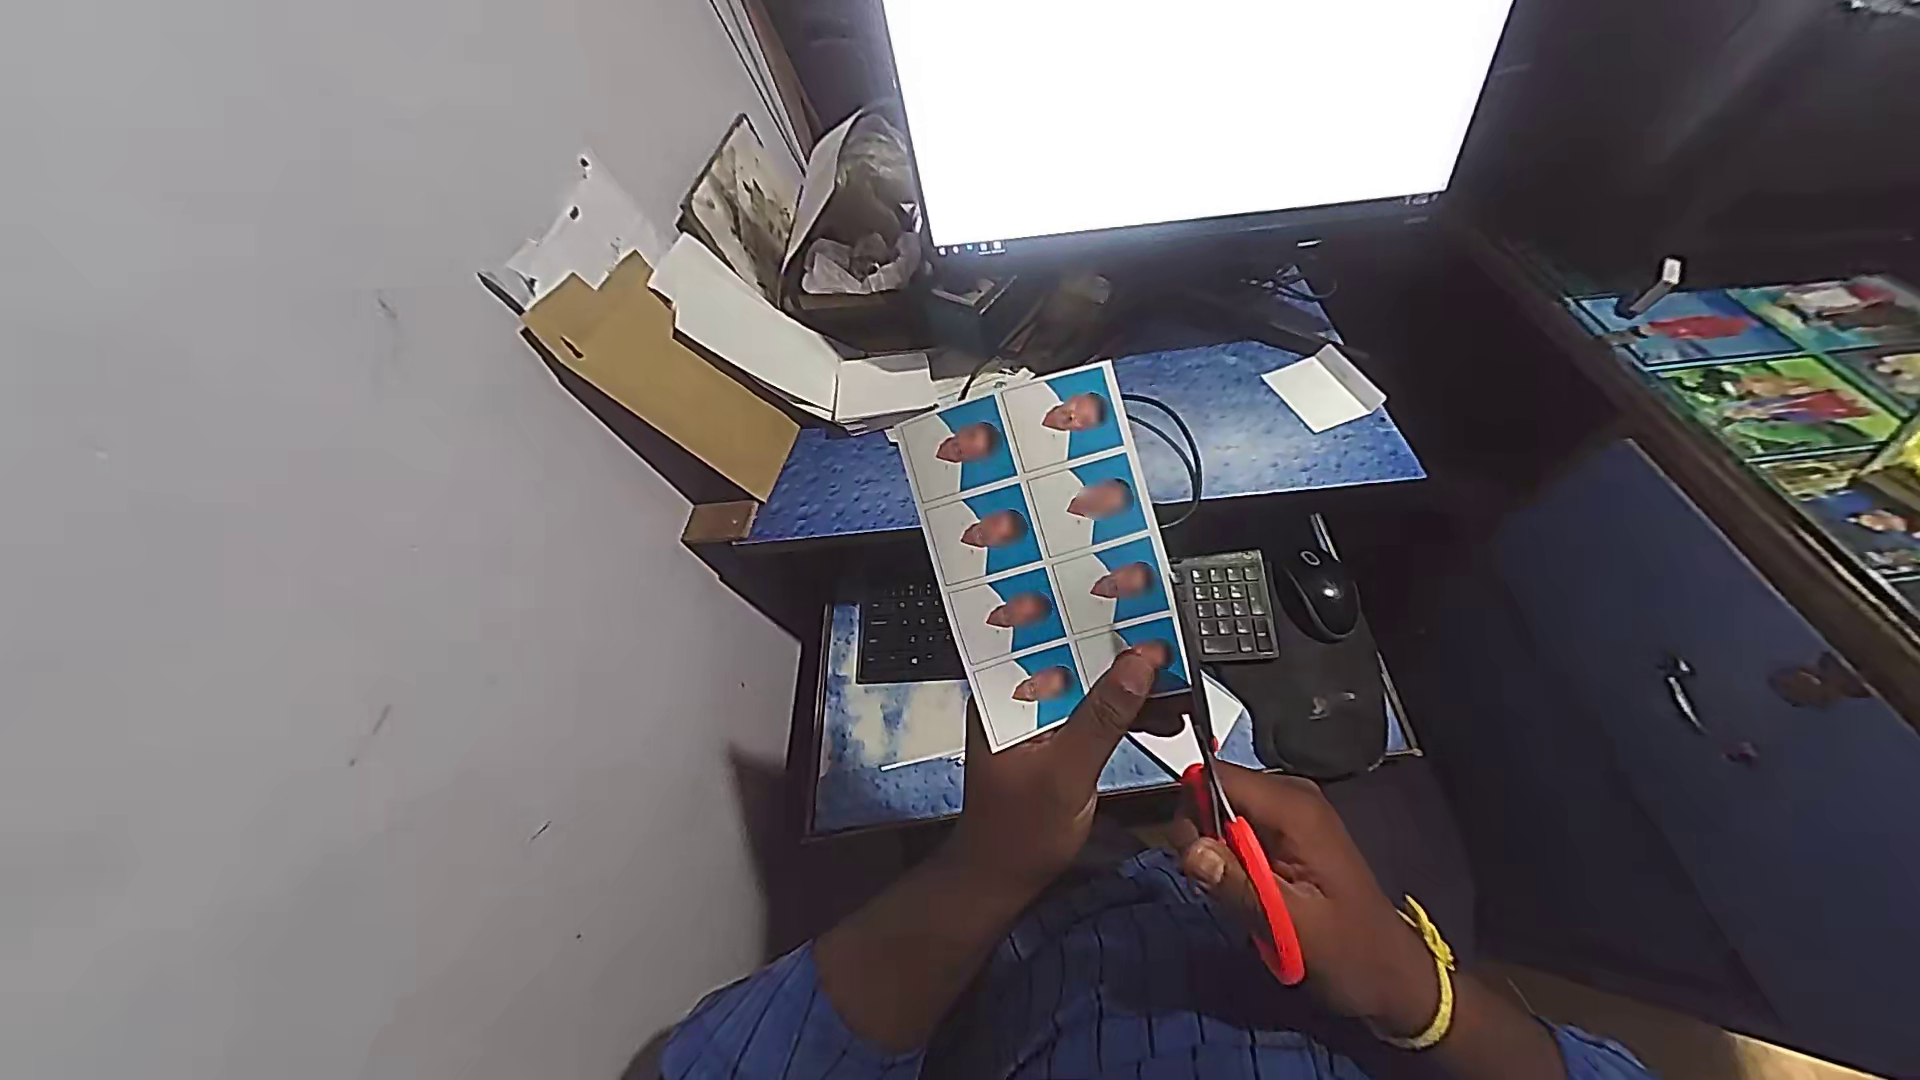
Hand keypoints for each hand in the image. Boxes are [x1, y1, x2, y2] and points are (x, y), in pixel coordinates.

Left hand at [947, 646, 1178, 896]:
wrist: (1005, 879)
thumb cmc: (1018, 833)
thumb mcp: (1065, 772)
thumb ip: (1102, 718)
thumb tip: (1137, 666)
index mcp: (1001, 695)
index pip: (1044, 641)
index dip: (1087, 623)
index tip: (1131, 615)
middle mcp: (1017, 698)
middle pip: (1071, 660)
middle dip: (1118, 655)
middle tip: (1163, 648)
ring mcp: (1039, 717)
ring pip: (1090, 686)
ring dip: (1130, 687)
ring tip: (1173, 683)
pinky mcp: (1058, 735)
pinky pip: (1096, 712)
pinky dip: (1127, 714)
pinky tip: (1162, 715)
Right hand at [1176, 764, 1438, 1035]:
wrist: (1396, 977)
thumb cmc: (1350, 953)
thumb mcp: (1292, 926)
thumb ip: (1238, 884)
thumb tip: (1190, 849)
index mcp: (1292, 806)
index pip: (1213, 774)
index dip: (1192, 808)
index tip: (1194, 854)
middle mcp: (1289, 793)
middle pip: (1213, 787)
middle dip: (1202, 832)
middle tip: (1218, 882)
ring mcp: (1289, 806)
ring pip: (1220, 805)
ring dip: (1216, 846)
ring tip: (1239, 888)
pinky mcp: (1287, 823)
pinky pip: (1237, 819)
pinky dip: (1231, 850)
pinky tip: (1249, 883)